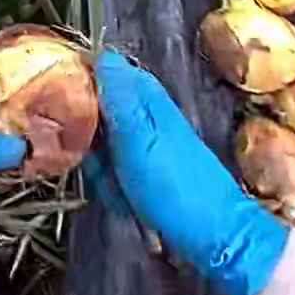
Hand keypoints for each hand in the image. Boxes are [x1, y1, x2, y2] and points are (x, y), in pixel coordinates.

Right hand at [94, 51, 290, 294]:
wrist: (215, 237)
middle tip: (104, 163)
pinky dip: (112, 185)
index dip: (79, 90)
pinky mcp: (141, 163)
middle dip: (89, 139)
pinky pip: (108, 166)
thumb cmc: (177, 187)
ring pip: (95, 142)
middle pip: (90, 108)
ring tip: (120, 187)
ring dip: (100, 168)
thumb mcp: (139, 137)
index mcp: (141, 89)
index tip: (79, 119)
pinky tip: (126, 199)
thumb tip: (98, 57)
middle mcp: (140, 106)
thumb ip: (117, 96)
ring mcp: (140, 136)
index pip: (95, 68)